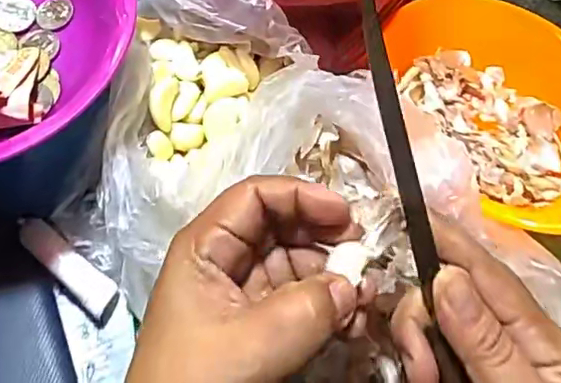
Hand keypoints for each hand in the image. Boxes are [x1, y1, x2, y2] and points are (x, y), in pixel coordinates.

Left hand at [128, 176, 364, 382]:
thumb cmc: (195, 380)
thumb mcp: (248, 344)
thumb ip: (303, 312)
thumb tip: (349, 285)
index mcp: (206, 245)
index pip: (254, 197)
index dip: (300, 196)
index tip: (345, 214)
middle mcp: (222, 261)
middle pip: (277, 228)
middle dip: (322, 236)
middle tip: (364, 255)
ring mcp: (239, 297)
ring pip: (291, 267)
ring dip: (330, 277)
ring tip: (365, 296)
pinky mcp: (254, 332)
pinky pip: (295, 305)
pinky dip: (325, 309)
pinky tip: (351, 320)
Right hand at [391, 210, 560, 382]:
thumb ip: (490, 344)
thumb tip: (444, 273)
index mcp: (534, 334)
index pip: (482, 264)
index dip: (441, 232)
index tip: (397, 210)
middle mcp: (506, 337)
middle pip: (445, 287)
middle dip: (418, 309)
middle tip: (416, 365)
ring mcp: (482, 358)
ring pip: (429, 316)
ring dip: (412, 338)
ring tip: (419, 379)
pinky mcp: (460, 376)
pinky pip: (427, 349)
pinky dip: (414, 357)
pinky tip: (416, 377)